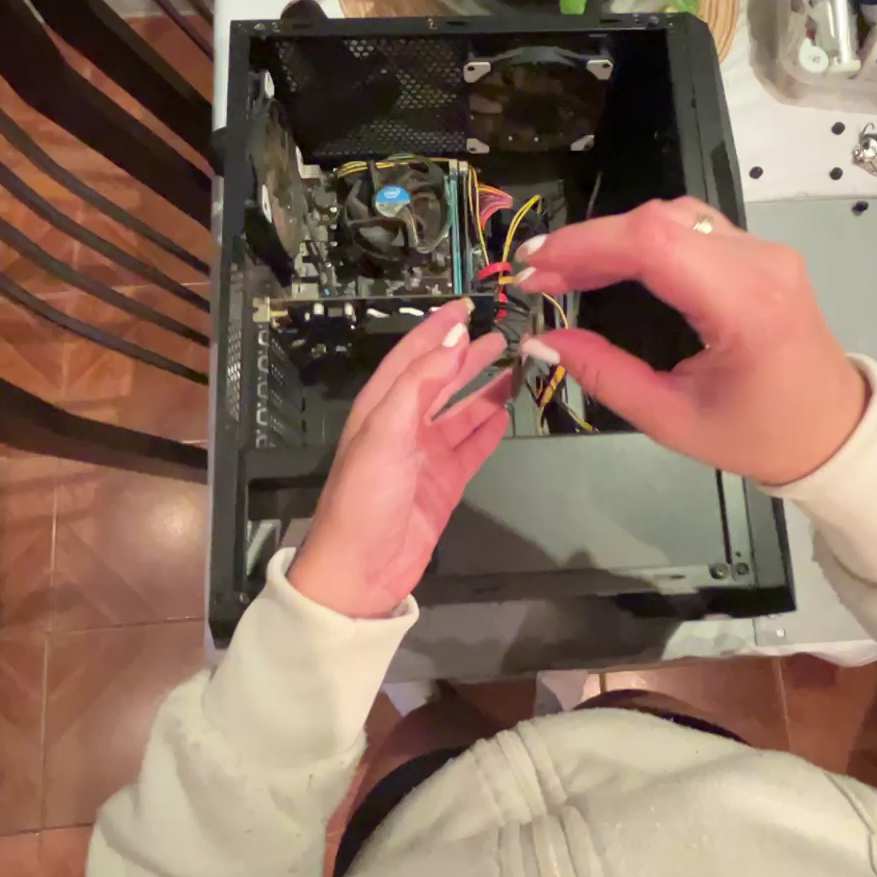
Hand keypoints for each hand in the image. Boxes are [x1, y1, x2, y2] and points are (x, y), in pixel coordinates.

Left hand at [288, 299, 511, 617]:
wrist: (362, 570)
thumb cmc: (366, 497)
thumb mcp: (386, 432)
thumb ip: (420, 384)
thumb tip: (454, 340)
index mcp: (381, 408)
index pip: (412, 358)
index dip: (436, 331)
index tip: (464, 306)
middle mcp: (403, 426)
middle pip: (440, 381)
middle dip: (467, 357)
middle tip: (500, 337)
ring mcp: (425, 456)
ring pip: (460, 413)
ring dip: (484, 391)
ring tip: (514, 369)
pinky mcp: (444, 483)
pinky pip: (471, 448)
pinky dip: (488, 430)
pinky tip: (507, 414)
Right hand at [514, 198, 866, 485]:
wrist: (832, 431)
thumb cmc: (756, 437)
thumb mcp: (670, 419)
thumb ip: (602, 374)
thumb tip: (539, 342)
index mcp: (745, 304)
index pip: (653, 243)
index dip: (584, 245)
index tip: (533, 268)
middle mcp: (760, 261)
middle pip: (658, 221)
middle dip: (588, 242)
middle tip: (538, 275)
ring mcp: (765, 251)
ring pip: (674, 216)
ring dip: (613, 237)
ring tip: (565, 271)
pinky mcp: (760, 254)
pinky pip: (691, 228)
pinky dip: (641, 240)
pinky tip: (610, 265)